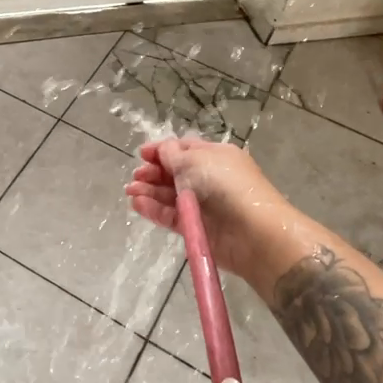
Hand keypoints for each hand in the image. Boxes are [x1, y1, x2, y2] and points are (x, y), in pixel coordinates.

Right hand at [125, 138, 296, 278]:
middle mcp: (209, 179)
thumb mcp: (194, 160)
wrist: (252, 232)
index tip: (141, 154)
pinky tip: (137, 204)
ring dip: (149, 190)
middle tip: (136, 175)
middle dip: (153, 171)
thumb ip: (171, 155)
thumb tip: (162, 151)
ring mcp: (203, 205)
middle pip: (174, 172)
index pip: (184, 150)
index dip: (161, 151)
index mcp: (215, 157)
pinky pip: (170, 216)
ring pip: (170, 195)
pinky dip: (153, 209)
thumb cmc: (224, 185)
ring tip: (130, 190)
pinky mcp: (196, 228)